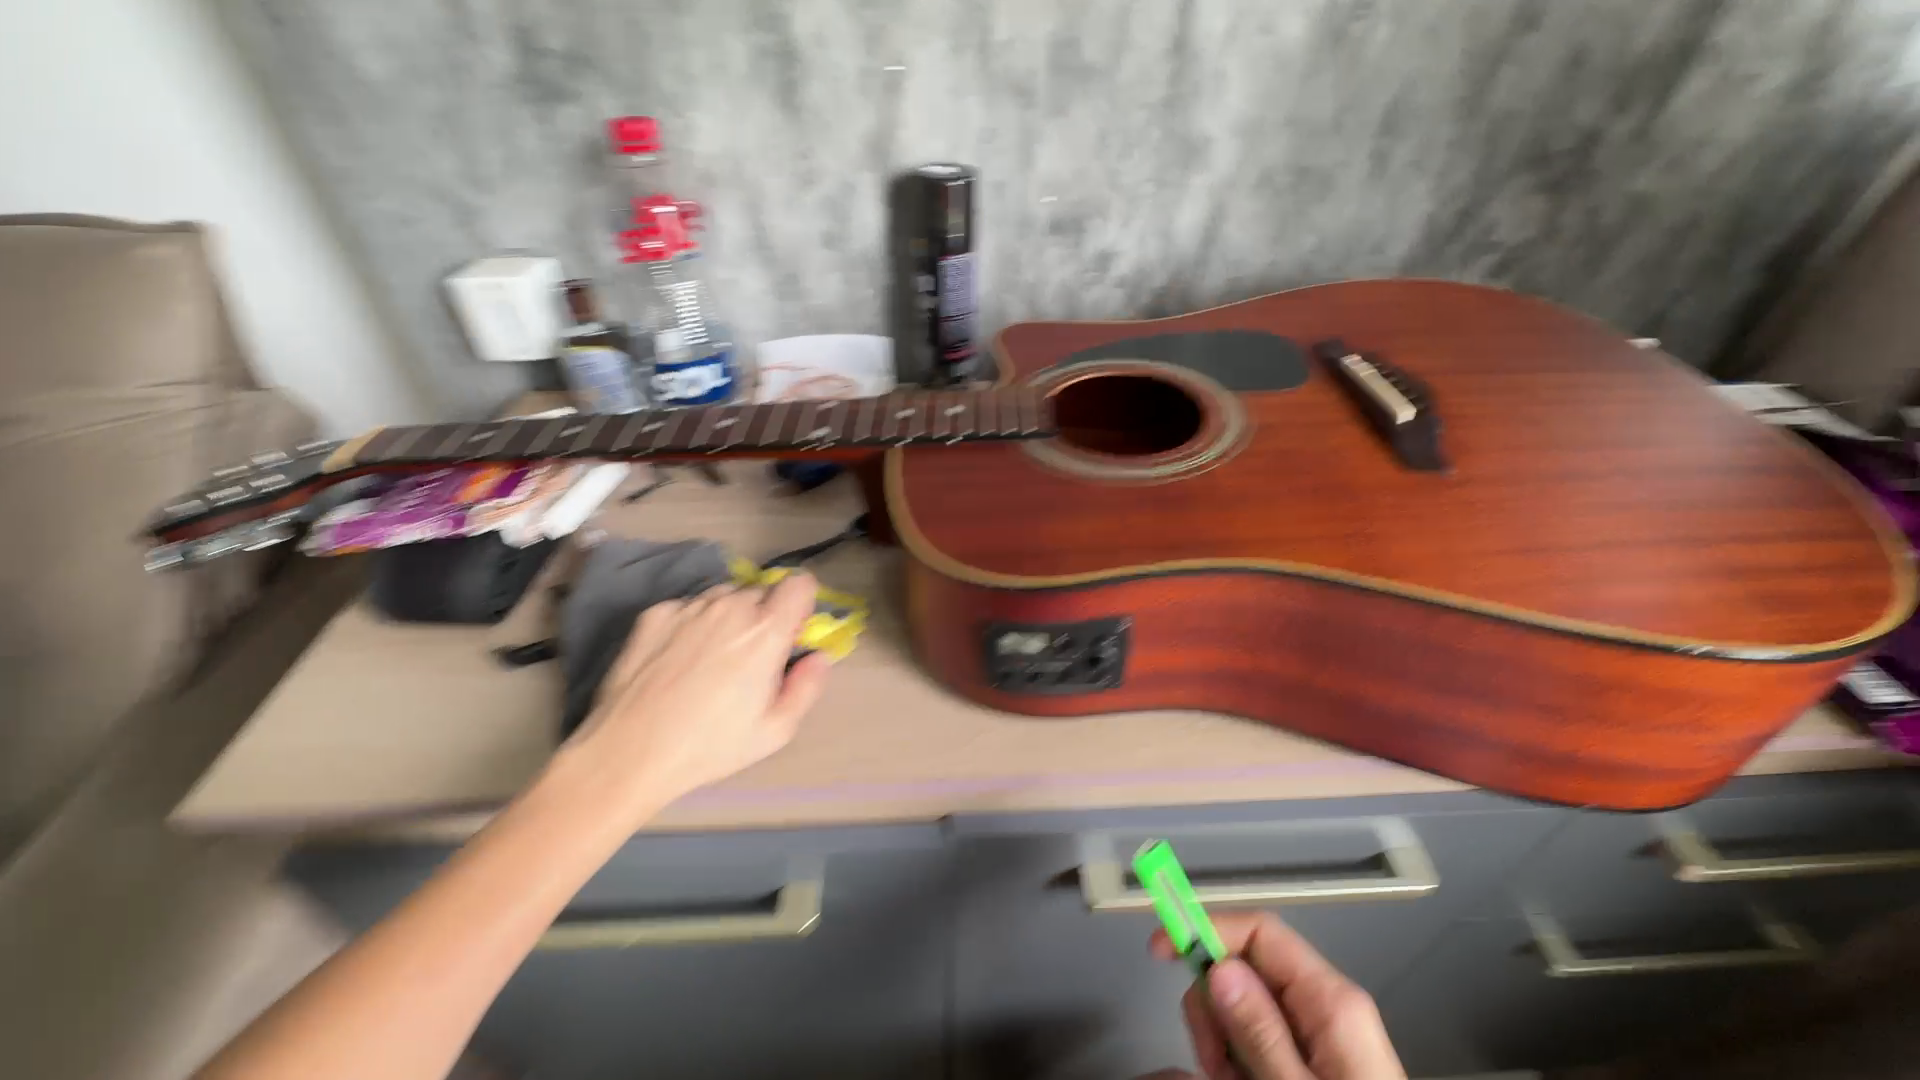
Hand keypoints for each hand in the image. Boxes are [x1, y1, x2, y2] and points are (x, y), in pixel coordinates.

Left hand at [561, 573, 831, 815]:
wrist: (630, 751)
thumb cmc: (711, 746)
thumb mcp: (776, 730)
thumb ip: (807, 686)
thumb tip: (818, 657)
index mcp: (765, 631)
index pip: (799, 583)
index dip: (800, 606)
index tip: (790, 634)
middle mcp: (729, 606)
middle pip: (761, 592)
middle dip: (764, 617)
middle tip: (749, 659)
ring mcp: (687, 607)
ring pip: (723, 597)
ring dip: (727, 618)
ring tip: (710, 661)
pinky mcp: (653, 614)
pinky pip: (686, 608)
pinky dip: (691, 626)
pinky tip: (677, 662)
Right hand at [1151, 913, 1405, 1079]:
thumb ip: (1260, 1032)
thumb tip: (1220, 970)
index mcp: (1332, 1002)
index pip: (1260, 930)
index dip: (1206, 928)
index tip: (1163, 947)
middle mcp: (1326, 1003)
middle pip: (1242, 967)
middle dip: (1211, 1006)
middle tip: (1210, 1059)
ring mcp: (1318, 1027)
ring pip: (1242, 1002)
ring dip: (1220, 1038)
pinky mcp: (1310, 1052)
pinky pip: (1256, 1033)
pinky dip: (1236, 1054)